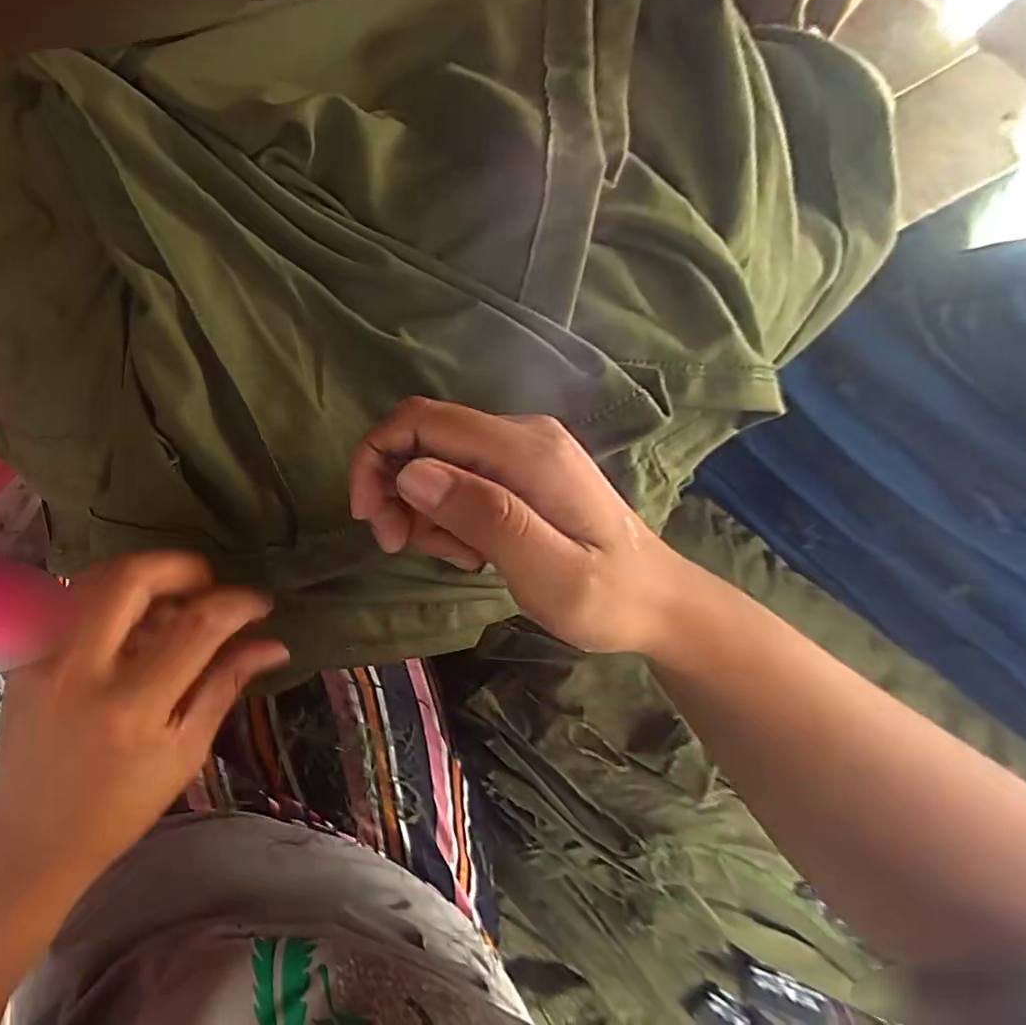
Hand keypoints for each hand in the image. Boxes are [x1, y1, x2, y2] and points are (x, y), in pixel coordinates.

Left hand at [0, 552, 290, 886]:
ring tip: (171, 600)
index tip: (258, 602)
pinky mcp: (24, 653)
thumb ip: (223, 687)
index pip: (194, 627)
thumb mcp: (183, 754)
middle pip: (132, 578)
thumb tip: (270, 645)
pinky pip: (69, 598)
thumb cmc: (118, 809)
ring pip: (96, 577)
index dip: (235, 603)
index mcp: (132, 707)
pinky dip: (107, 593)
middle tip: (207, 583)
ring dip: (143, 575)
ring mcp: (44, 656)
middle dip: (181, 566)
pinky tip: (128, 618)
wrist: (32, 837)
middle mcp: (82, 669)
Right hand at [348, 397, 697, 653]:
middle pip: (418, 438)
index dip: (376, 457)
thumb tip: (410, 473)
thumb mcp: (549, 571)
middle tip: (395, 543)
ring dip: (415, 509)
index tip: (365, 513)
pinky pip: (449, 478)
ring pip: (428, 461)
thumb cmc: (607, 598)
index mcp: (526, 451)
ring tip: (450, 555)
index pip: (421, 421)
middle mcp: (518, 436)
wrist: (660, 604)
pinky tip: (466, 548)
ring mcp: (516, 450)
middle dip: (390, 489)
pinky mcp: (512, 469)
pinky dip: (439, 514)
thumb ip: (485, 516)